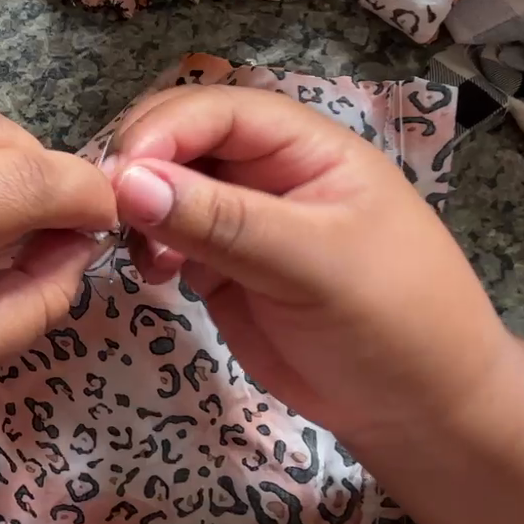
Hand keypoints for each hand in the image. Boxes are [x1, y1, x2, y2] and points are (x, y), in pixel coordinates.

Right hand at [106, 85, 520, 447]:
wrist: (414, 412)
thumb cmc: (393, 324)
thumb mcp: (315, 265)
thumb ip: (222, 222)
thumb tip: (128, 182)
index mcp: (304, 146)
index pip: (217, 111)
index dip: (162, 131)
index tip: (117, 177)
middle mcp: (263, 170)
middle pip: (179, 139)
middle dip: (139, 166)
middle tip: (109, 213)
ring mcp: (236, 216)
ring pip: (161, 186)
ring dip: (137, 211)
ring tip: (144, 258)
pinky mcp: (215, 261)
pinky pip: (162, 234)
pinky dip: (144, 246)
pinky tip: (154, 275)